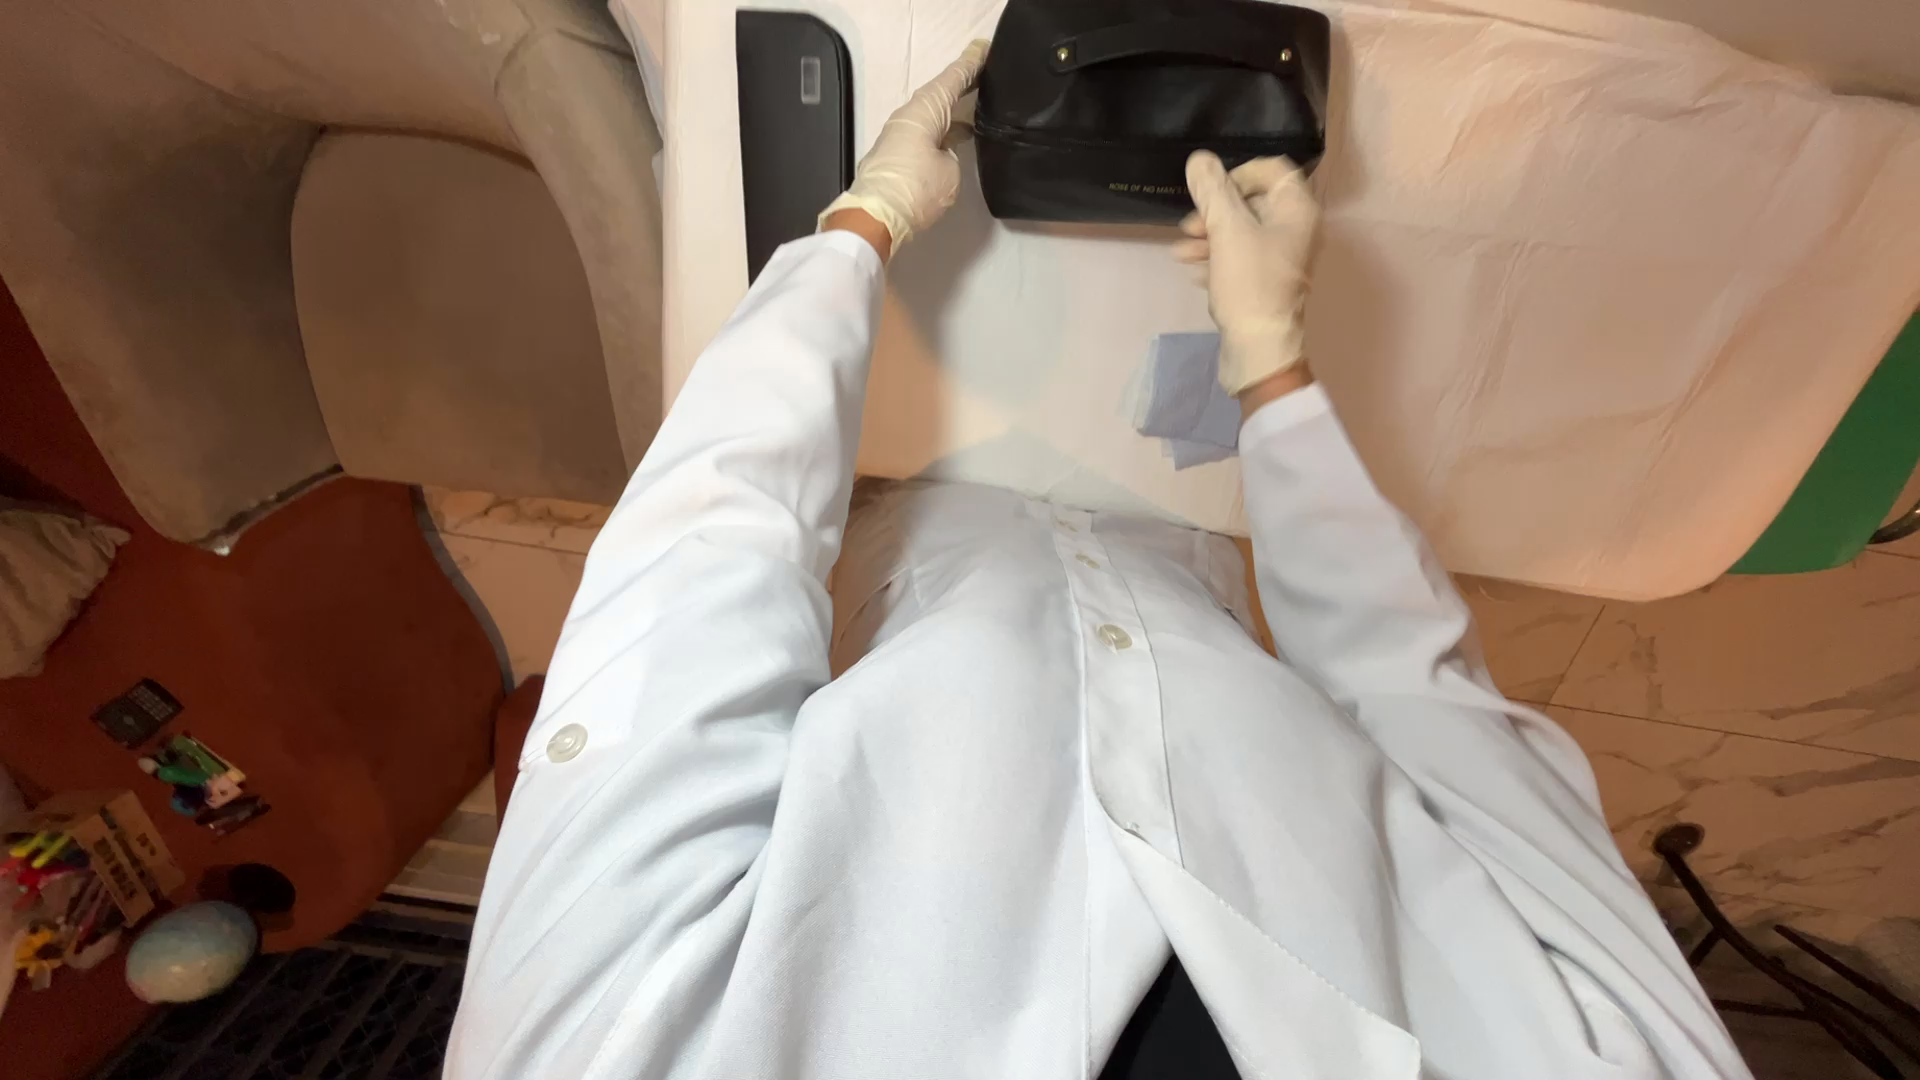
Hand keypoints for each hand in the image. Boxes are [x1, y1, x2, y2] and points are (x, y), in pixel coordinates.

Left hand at [820, 40, 989, 252]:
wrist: (876, 218)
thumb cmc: (916, 189)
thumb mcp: (949, 173)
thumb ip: (951, 157)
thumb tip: (941, 156)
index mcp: (924, 110)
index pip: (952, 79)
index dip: (970, 65)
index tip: (984, 50)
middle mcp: (908, 118)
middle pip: (939, 97)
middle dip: (961, 90)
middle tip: (984, 82)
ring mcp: (898, 138)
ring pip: (932, 120)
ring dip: (951, 117)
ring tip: (976, 116)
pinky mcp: (894, 159)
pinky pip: (925, 138)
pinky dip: (941, 135)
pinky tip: (955, 142)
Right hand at [1176, 151, 1319, 395]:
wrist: (1258, 348)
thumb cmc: (1249, 285)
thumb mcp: (1227, 233)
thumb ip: (1212, 193)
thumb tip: (1198, 159)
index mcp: (1297, 210)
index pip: (1271, 170)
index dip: (1236, 175)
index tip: (1209, 196)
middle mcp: (1296, 230)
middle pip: (1253, 202)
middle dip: (1216, 211)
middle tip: (1188, 228)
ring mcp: (1281, 259)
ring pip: (1242, 233)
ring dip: (1210, 237)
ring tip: (1181, 253)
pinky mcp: (1265, 283)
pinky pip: (1240, 259)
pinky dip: (1217, 259)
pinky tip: (1195, 272)